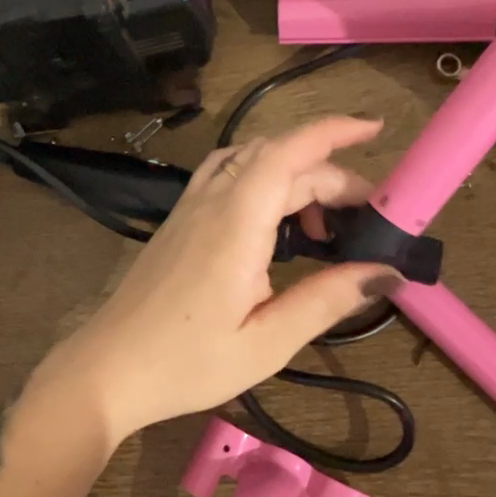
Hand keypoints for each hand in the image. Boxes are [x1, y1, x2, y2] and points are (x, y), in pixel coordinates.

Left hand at [35, 117, 402, 442]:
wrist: (109, 368)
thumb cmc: (187, 363)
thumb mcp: (267, 342)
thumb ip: (327, 299)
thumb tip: (386, 272)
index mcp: (235, 223)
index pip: (287, 153)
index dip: (332, 131)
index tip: (376, 128)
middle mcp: (211, 201)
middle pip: (276, 158)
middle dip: (329, 175)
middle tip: (368, 220)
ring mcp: (189, 207)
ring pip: (248, 161)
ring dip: (294, 173)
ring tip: (325, 223)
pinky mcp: (179, 220)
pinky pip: (226, 175)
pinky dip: (262, 179)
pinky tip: (276, 219)